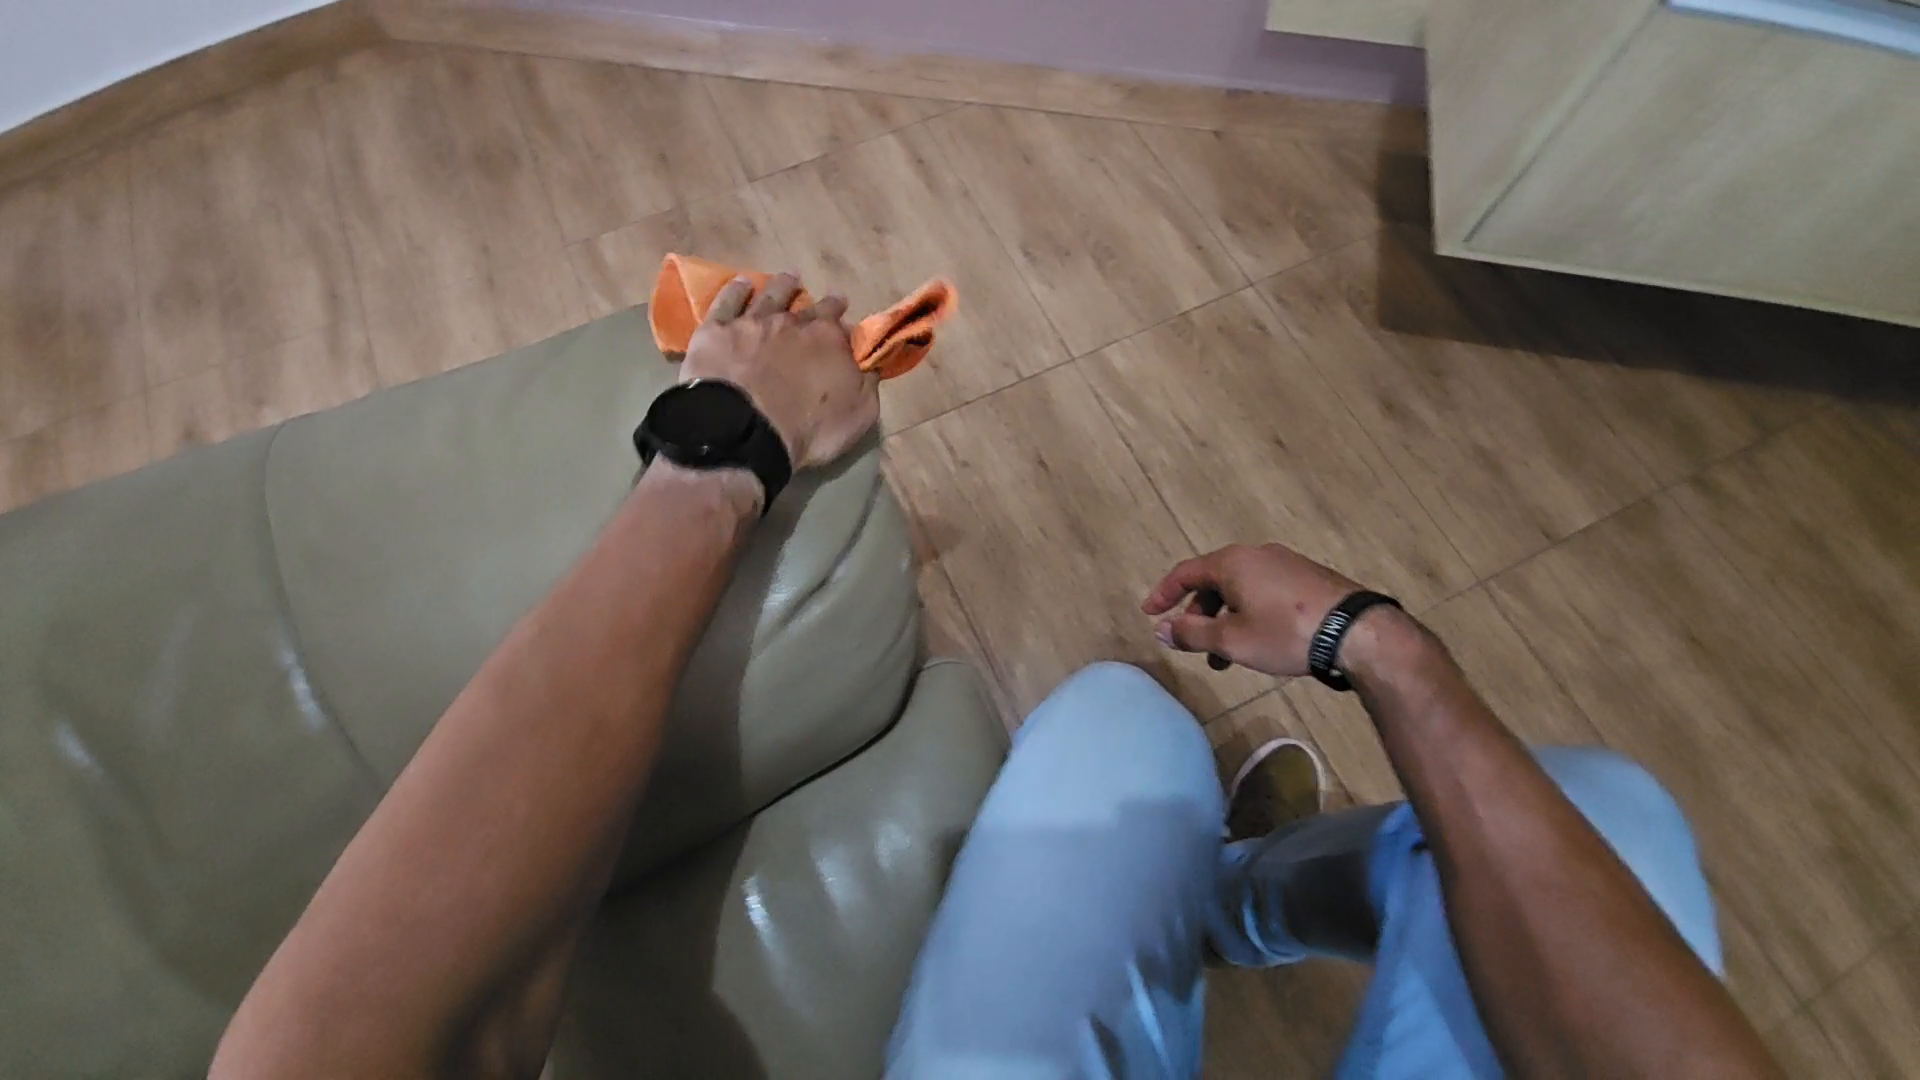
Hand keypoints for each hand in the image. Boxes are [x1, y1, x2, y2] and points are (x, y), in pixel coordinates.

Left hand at [679, 273, 879, 469]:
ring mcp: (752, 323)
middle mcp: (792, 323)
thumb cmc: (809, 429)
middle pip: (809, 308)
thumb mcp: (859, 414)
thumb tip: (870, 367)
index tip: (848, 325)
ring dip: (783, 286)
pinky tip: (742, 284)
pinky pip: (728, 302)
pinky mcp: (717, 331)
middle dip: (821, 303)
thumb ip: (867, 386)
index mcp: (828, 340)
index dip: (846, 326)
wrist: (746, 431)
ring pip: (771, 295)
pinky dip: (736, 291)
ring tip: (789, 278)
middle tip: (828, 299)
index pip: (841, 326)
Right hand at [1142, 543, 1362, 676]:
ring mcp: (1286, 564)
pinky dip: (1249, 614)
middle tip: (1193, 644)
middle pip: (1213, 581)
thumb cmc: (1285, 633)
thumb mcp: (1231, 641)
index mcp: (1232, 562)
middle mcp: (1256, 554)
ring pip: (1240, 590)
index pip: (1185, 573)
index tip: (1150, 614)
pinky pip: (1264, 592)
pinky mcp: (1309, 578)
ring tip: (1226, 656)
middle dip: (1198, 615)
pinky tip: (1258, 642)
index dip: (1163, 594)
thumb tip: (1162, 629)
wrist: (1358, 633)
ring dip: (1225, 620)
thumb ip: (1192, 634)